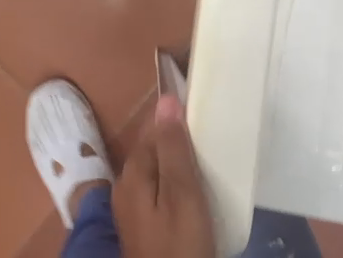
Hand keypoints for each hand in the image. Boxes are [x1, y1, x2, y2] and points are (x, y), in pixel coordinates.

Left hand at [113, 96, 214, 257]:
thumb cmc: (180, 247)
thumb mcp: (182, 195)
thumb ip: (174, 148)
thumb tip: (167, 99)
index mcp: (133, 173)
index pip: (154, 128)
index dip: (179, 119)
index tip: (208, 115)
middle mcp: (126, 186)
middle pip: (155, 148)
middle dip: (182, 141)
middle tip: (215, 141)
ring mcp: (134, 210)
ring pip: (160, 171)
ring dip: (183, 164)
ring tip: (212, 163)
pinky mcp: (146, 228)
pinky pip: (162, 192)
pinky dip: (180, 186)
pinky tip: (199, 194)